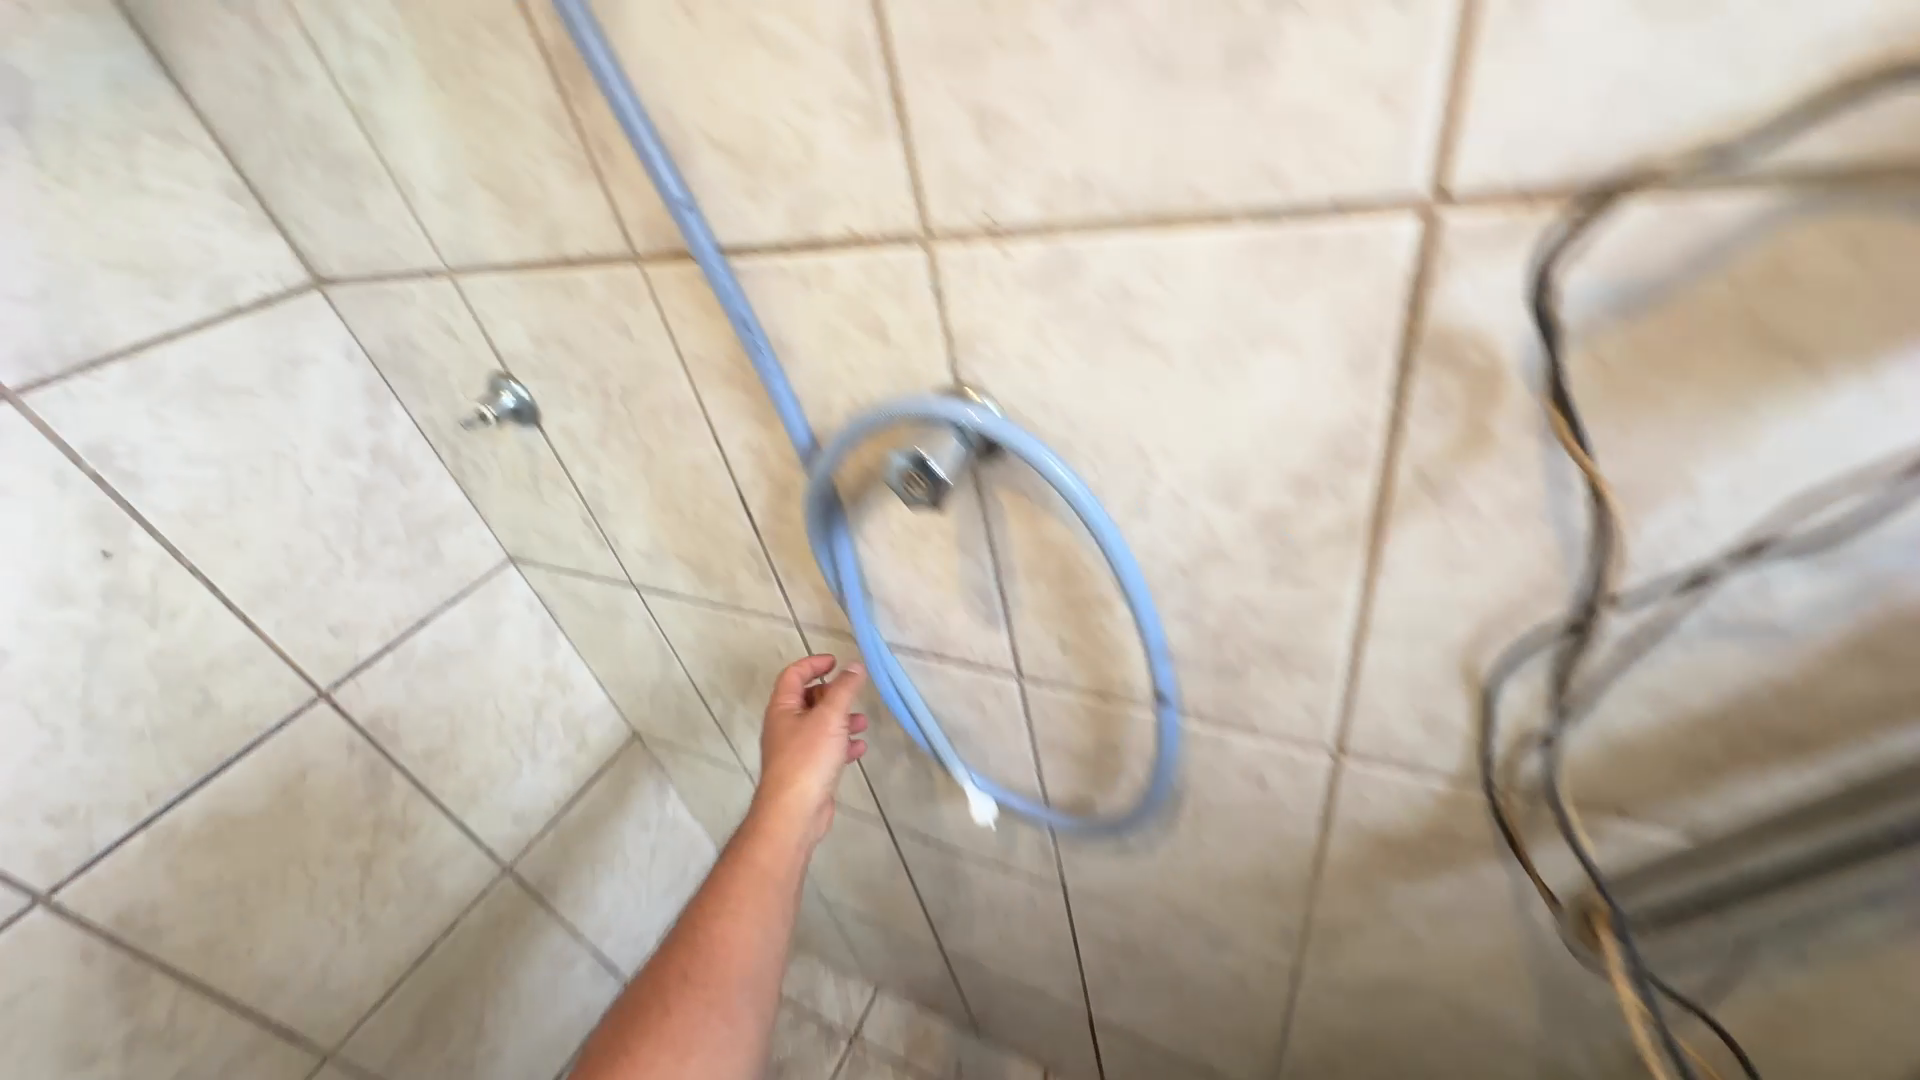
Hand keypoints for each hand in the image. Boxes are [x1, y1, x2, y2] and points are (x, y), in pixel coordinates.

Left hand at [749, 655, 867, 847]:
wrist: (794, 812)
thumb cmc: (808, 758)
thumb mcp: (830, 717)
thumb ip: (844, 689)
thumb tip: (855, 666)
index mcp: (782, 708)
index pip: (793, 675)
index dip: (813, 664)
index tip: (835, 661)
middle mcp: (785, 726)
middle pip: (808, 699)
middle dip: (832, 694)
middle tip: (852, 694)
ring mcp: (795, 750)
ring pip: (820, 726)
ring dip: (842, 720)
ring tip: (862, 723)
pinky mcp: (807, 771)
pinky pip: (826, 749)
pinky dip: (842, 745)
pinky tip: (859, 748)